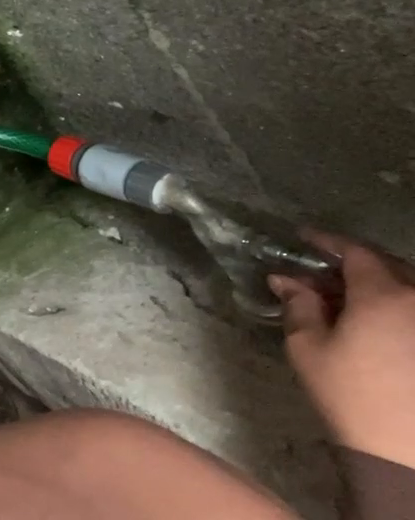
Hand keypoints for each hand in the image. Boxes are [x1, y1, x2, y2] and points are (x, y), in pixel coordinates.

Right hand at [271, 232, 414, 467]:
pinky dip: (399, 312)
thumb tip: (288, 280)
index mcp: (384, 296)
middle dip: (357, 265)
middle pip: (394, 269)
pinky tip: (380, 327)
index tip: (303, 238)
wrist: (409, 452)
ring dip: (383, 289)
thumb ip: (300, 306)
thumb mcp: (308, 347)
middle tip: (324, 274)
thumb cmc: (351, 393)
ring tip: (353, 302)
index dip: (328, 242)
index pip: (357, 253)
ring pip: (412, 294)